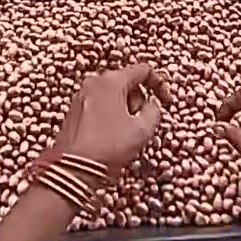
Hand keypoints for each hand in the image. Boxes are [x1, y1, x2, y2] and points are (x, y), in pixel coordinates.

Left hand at [42, 64, 170, 173]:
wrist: (73, 170)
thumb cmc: (108, 147)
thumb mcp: (142, 129)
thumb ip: (154, 110)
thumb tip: (152, 105)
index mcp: (110, 81)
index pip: (143, 70)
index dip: (160, 85)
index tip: (166, 102)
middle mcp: (93, 83)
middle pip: (127, 83)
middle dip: (139, 101)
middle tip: (142, 124)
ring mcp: (81, 96)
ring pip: (113, 96)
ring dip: (125, 111)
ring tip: (126, 135)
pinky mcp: (74, 111)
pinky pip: (100, 106)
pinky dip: (110, 116)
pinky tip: (111, 138)